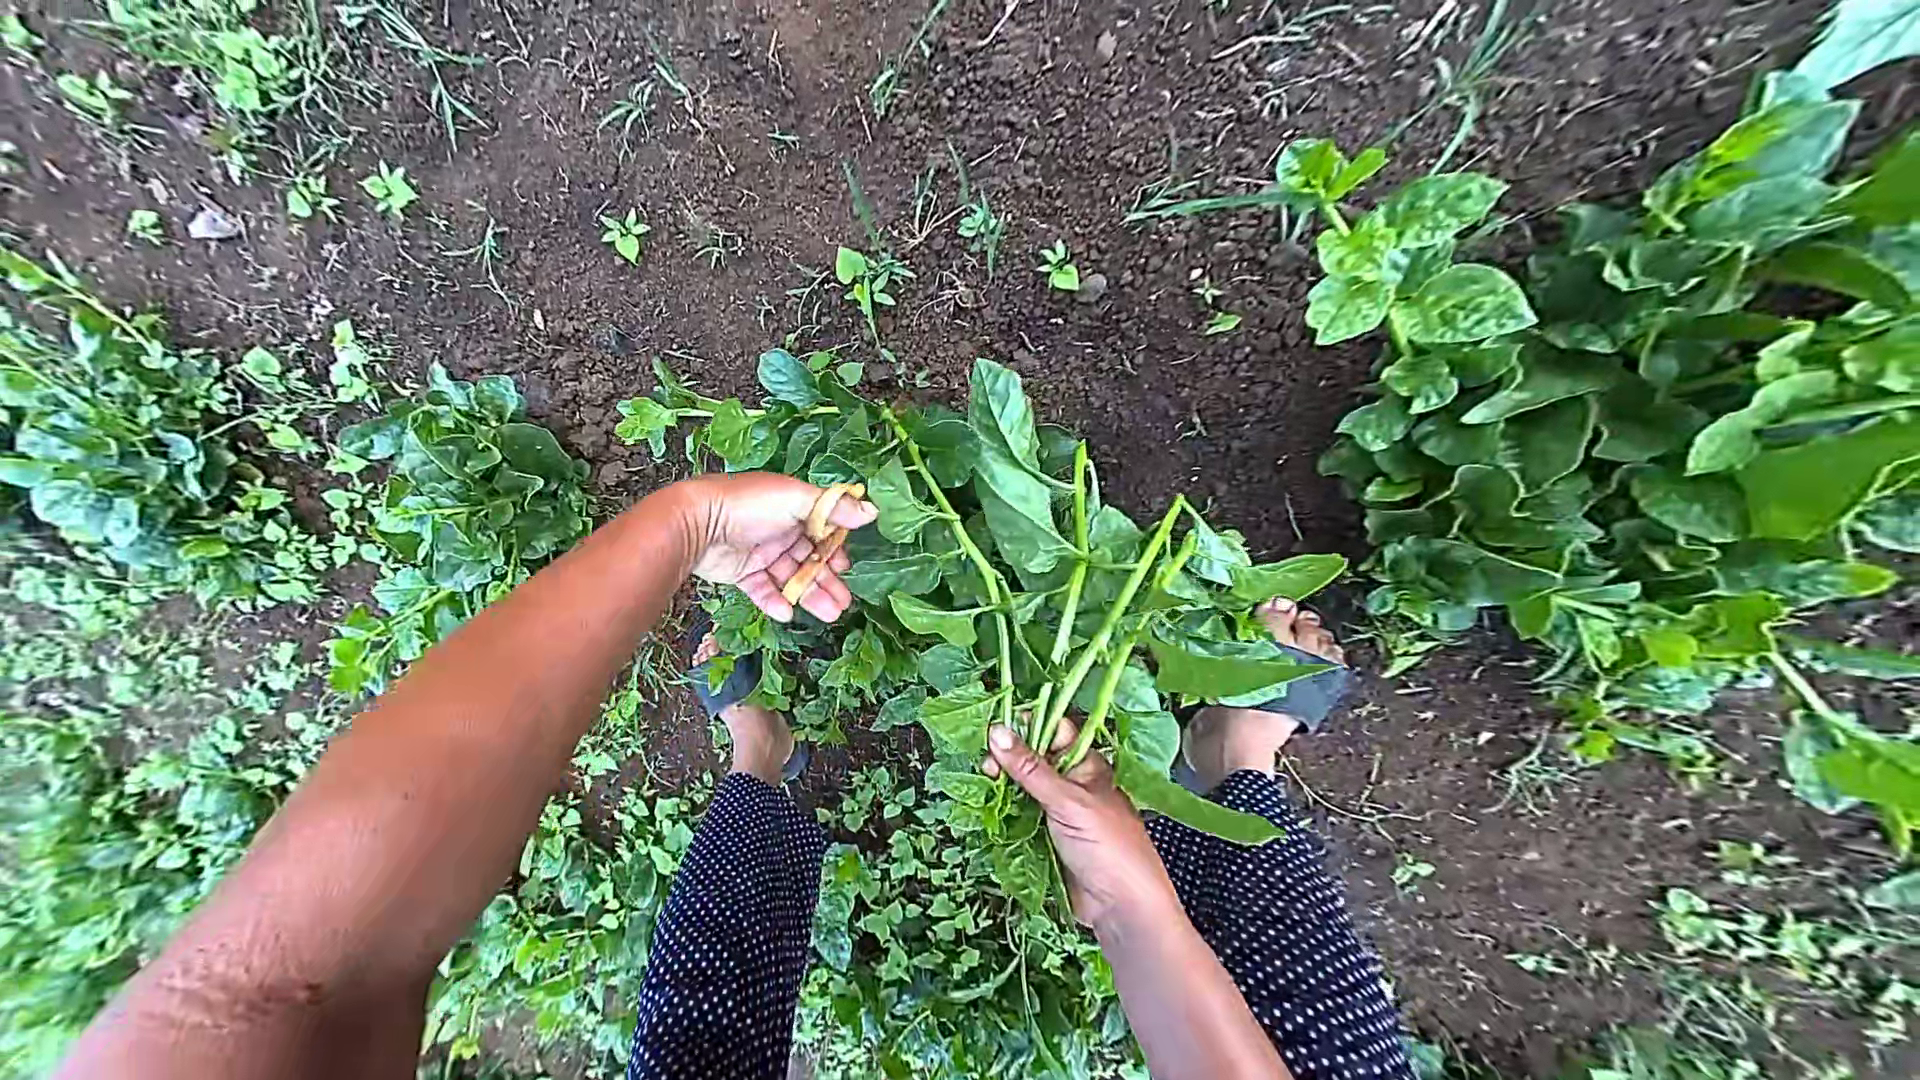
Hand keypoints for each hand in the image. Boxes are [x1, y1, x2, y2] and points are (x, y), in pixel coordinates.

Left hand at [674, 472, 877, 622]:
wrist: (695, 522)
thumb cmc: (749, 504)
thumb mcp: (796, 499)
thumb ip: (834, 508)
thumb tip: (872, 511)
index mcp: (793, 508)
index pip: (823, 532)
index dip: (835, 551)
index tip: (845, 568)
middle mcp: (779, 530)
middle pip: (809, 560)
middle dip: (827, 582)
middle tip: (844, 604)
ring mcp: (760, 553)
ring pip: (791, 578)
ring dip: (809, 596)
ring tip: (829, 615)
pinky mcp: (741, 572)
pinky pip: (763, 590)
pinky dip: (774, 602)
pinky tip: (786, 613)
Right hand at [984, 721, 1181, 928]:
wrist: (1122, 909)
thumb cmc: (1107, 846)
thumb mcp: (1067, 800)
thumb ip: (1030, 768)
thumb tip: (997, 731)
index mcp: (1085, 764)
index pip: (1053, 730)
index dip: (1027, 725)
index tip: (996, 728)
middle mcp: (1070, 781)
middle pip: (1033, 757)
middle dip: (1008, 756)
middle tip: (988, 765)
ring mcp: (1057, 808)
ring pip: (1022, 785)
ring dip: (1003, 782)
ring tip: (986, 782)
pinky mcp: (1045, 833)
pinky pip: (1019, 812)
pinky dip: (1003, 807)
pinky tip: (988, 803)